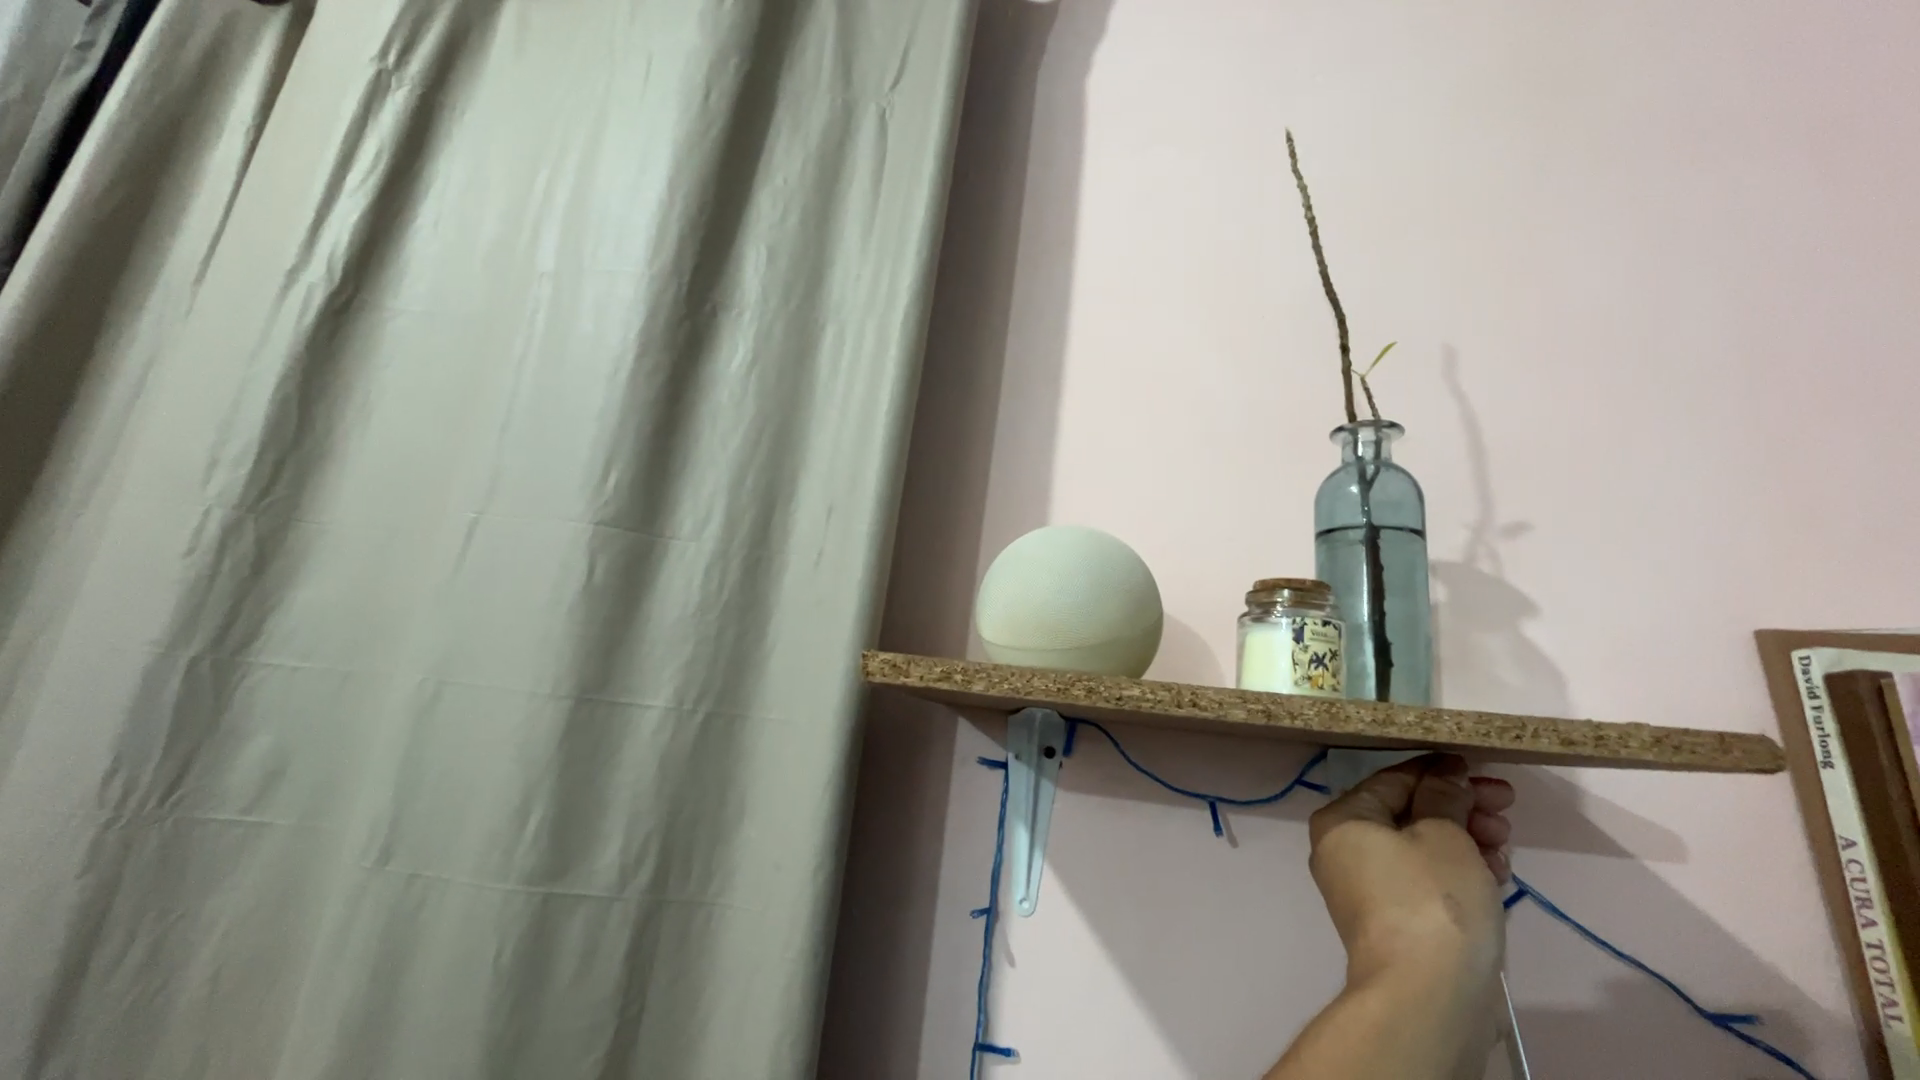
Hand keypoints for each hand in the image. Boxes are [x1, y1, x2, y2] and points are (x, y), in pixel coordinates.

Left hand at [1307, 754, 1514, 989]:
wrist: (1428, 995)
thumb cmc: (1430, 900)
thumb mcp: (1442, 833)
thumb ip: (1444, 797)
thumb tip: (1444, 778)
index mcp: (1342, 821)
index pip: (1391, 780)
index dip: (1437, 770)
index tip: (1478, 768)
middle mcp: (1346, 850)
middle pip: (1409, 812)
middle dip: (1460, 805)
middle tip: (1506, 803)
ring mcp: (1370, 889)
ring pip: (1423, 847)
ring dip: (1467, 836)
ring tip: (1505, 838)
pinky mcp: (1398, 921)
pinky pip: (1429, 880)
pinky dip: (1461, 869)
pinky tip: (1498, 869)